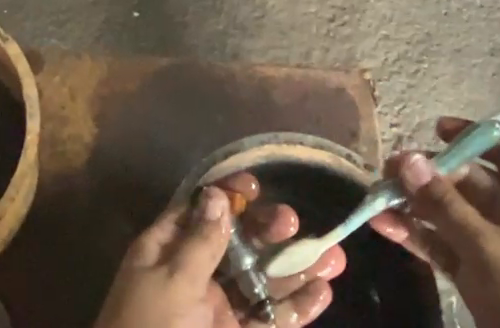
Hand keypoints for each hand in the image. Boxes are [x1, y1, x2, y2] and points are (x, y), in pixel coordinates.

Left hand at [94, 174, 345, 327]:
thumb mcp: (172, 283)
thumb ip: (199, 243)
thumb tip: (217, 195)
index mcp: (166, 250)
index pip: (198, 209)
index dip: (226, 192)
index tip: (256, 185)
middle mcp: (193, 274)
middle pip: (236, 241)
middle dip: (266, 229)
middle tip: (293, 222)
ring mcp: (215, 309)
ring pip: (260, 280)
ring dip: (294, 269)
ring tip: (333, 258)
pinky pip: (268, 317)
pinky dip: (295, 308)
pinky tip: (323, 294)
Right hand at [368, 118, 499, 327]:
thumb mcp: (488, 248)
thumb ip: (443, 204)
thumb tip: (407, 158)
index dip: (473, 137)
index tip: (434, 130)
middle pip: (470, 183)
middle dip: (428, 175)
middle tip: (388, 170)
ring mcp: (498, 250)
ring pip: (451, 216)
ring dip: (416, 206)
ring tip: (376, 197)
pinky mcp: (480, 277)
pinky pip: (445, 247)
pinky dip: (418, 237)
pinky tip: (384, 226)